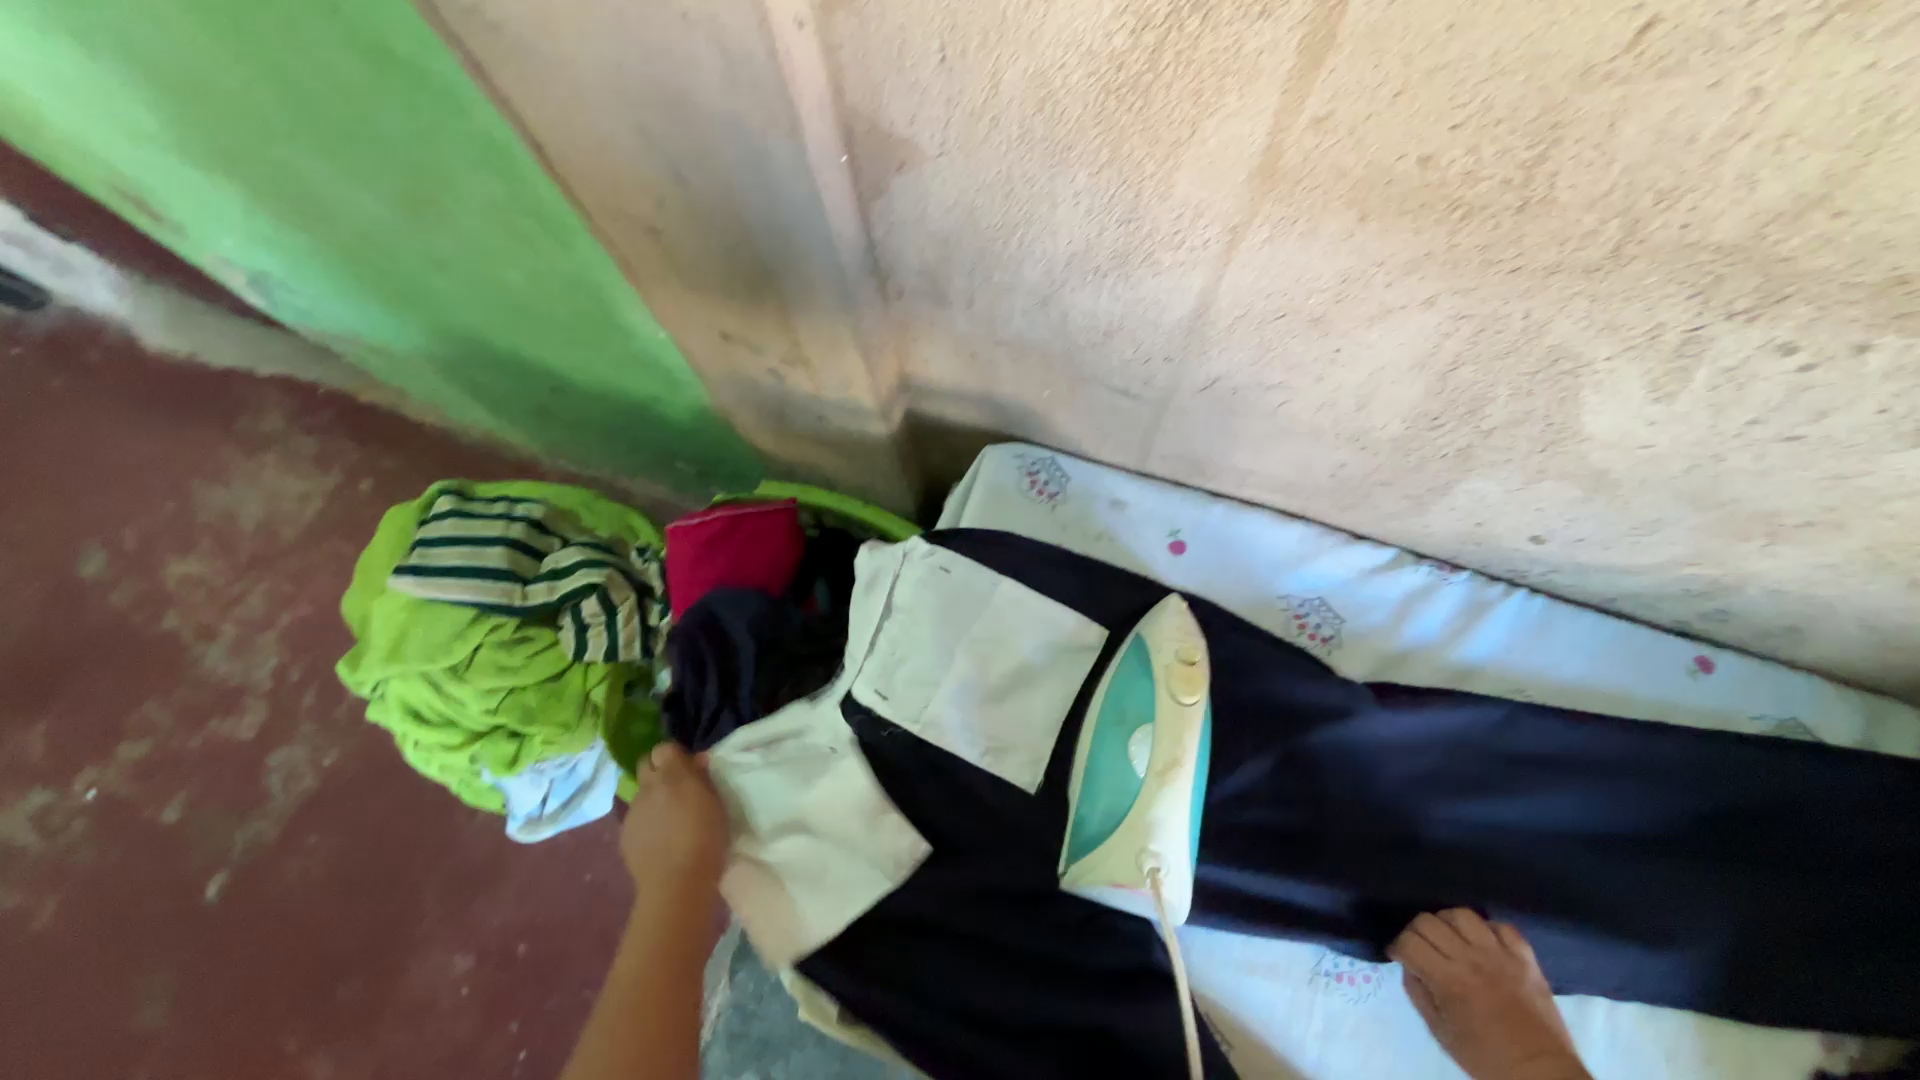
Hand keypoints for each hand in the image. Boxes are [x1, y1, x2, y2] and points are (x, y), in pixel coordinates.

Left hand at [621, 742, 727, 904]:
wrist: (676, 883)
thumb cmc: (706, 840)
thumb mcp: (717, 805)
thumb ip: (704, 779)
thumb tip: (697, 761)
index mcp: (673, 776)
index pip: (663, 748)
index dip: (675, 755)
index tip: (689, 768)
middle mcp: (648, 788)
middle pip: (645, 763)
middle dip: (659, 769)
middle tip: (677, 788)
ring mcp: (633, 810)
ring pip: (641, 792)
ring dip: (654, 797)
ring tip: (670, 819)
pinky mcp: (625, 832)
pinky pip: (636, 816)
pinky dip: (647, 821)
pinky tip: (659, 839)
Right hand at [1388, 909, 1591, 1079]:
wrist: (1540, 1071)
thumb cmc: (1485, 1056)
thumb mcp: (1439, 1031)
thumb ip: (1417, 992)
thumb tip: (1409, 966)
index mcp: (1448, 980)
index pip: (1408, 942)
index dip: (1397, 947)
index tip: (1399, 956)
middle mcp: (1471, 959)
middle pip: (1428, 921)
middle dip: (1415, 932)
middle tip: (1419, 948)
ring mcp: (1501, 955)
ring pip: (1462, 915)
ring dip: (1448, 923)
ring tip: (1450, 939)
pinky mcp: (1526, 958)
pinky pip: (1502, 926)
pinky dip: (1487, 929)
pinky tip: (1483, 944)